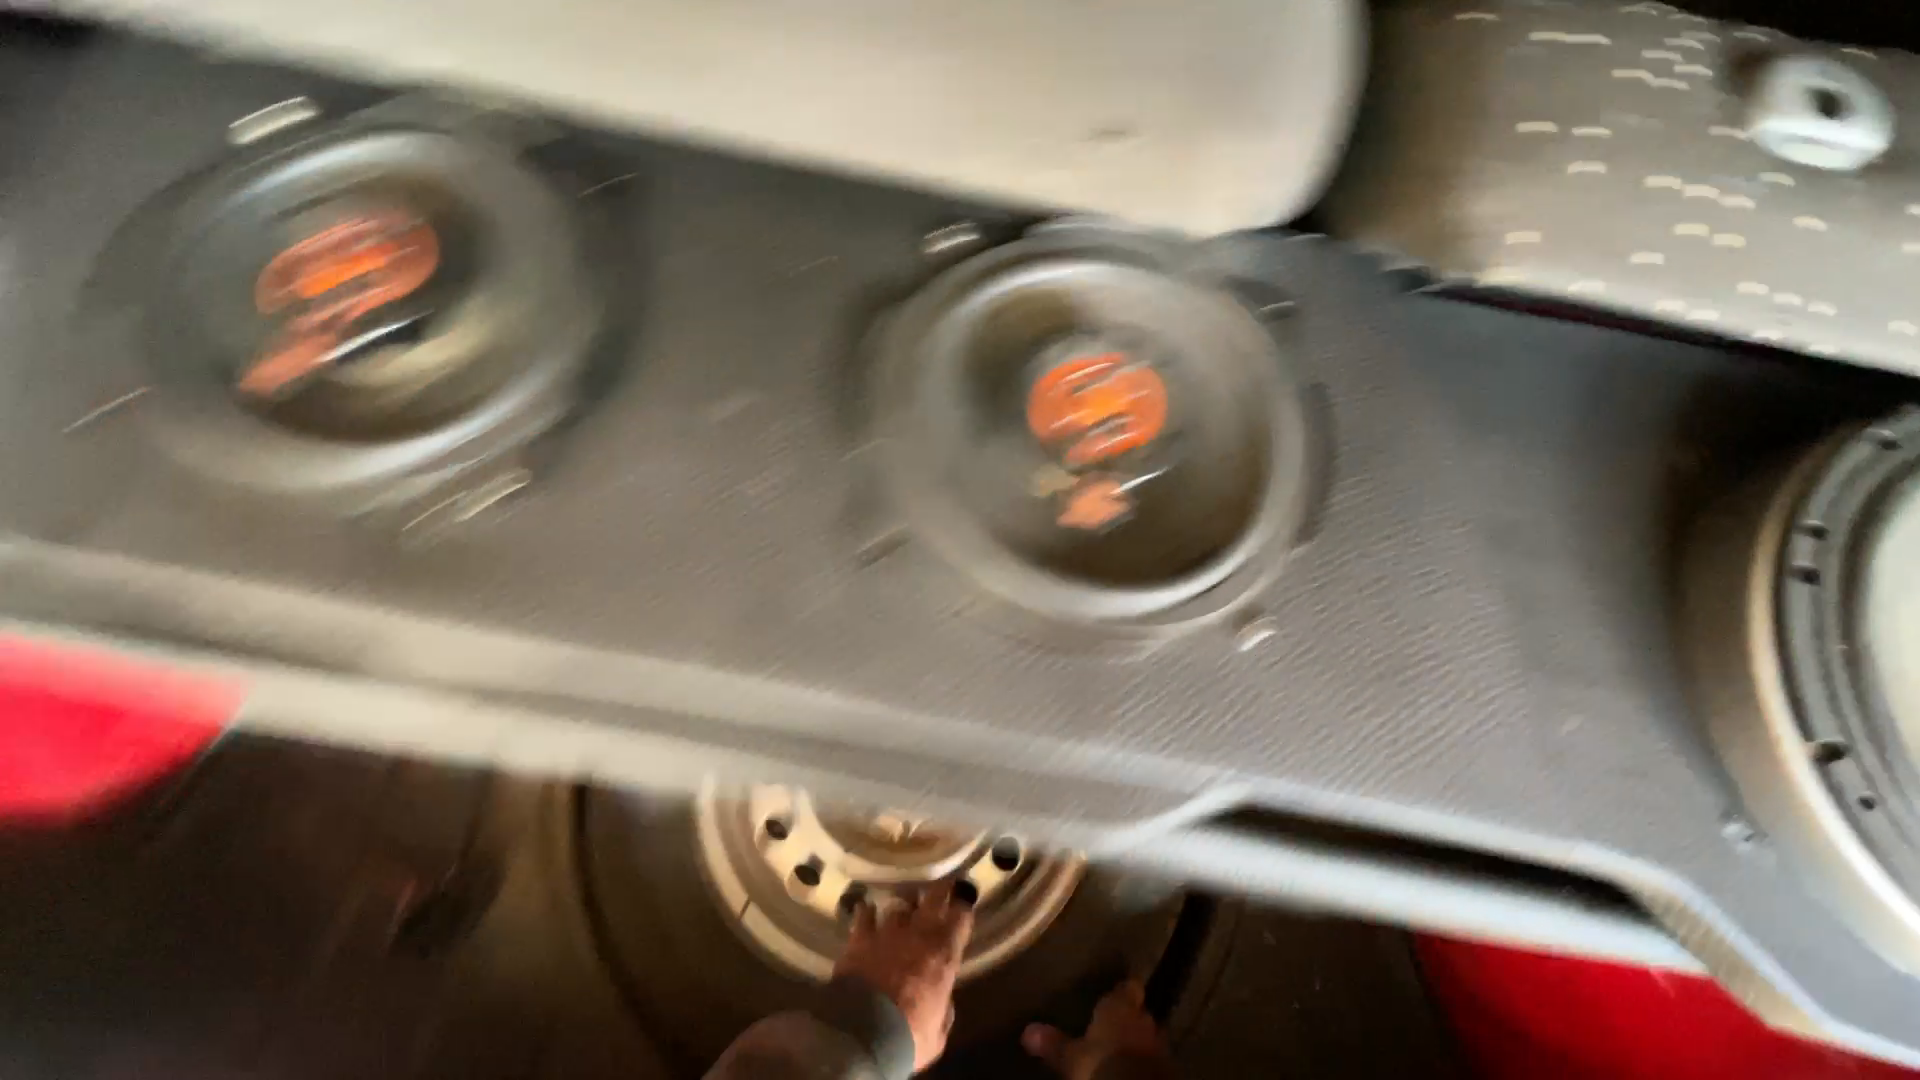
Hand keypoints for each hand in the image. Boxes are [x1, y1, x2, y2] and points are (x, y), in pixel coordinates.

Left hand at [834, 882, 974, 1071]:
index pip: (961, 916)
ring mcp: (888, 931)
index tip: (965, 896)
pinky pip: (864, 914)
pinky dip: (867, 912)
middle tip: (944, 883)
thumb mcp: (938, 1033)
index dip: (964, 904)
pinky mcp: (860, 936)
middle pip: (934, 897)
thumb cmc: (908, 1036)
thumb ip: (943, 1008)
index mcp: (945, 953)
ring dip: (904, 904)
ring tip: (904, 904)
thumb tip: (942, 1000)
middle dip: (941, 888)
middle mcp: (919, 933)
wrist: (862, 1033)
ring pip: (899, 902)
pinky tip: (866, 911)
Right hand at [1022, 980, 1167, 1079]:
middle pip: (1139, 1013)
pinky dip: (1145, 1064)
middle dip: (1129, 1019)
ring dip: (1138, 1043)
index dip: (1123, 990)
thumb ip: (1053, 1043)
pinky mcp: (1167, 1071)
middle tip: (1112, 1025)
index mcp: (1121, 1008)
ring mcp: (1160, 1047)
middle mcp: (1144, 1020)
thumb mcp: (1071, 1058)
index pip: (1127, 988)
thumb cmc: (1102, 1066)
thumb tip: (1027, 1031)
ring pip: (1148, 1038)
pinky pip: (1154, 1062)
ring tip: (1121, 1050)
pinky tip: (1133, 1070)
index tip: (1117, 990)